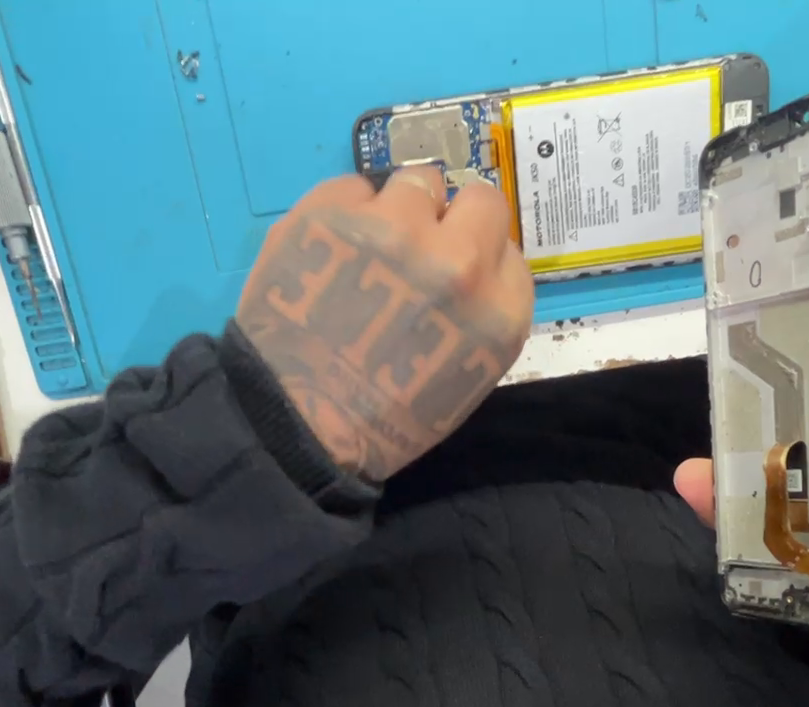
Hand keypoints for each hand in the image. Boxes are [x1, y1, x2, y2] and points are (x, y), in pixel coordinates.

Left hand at [237, 168, 534, 481]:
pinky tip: (329, 254)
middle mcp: (459, 260)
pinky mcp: (335, 210)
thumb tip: (471, 273)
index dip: (480, 258)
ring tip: (370, 250)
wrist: (299, 422)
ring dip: (402, 209)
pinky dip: (346, 213)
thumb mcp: (465, 383)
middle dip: (454, 221)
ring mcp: (396, 228)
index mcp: (498, 312)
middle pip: (480, 201)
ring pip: (418, 181)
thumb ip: (481, 318)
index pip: (509, 251)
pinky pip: (354, 186)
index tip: (454, 276)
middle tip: (421, 252)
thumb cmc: (388, 422)